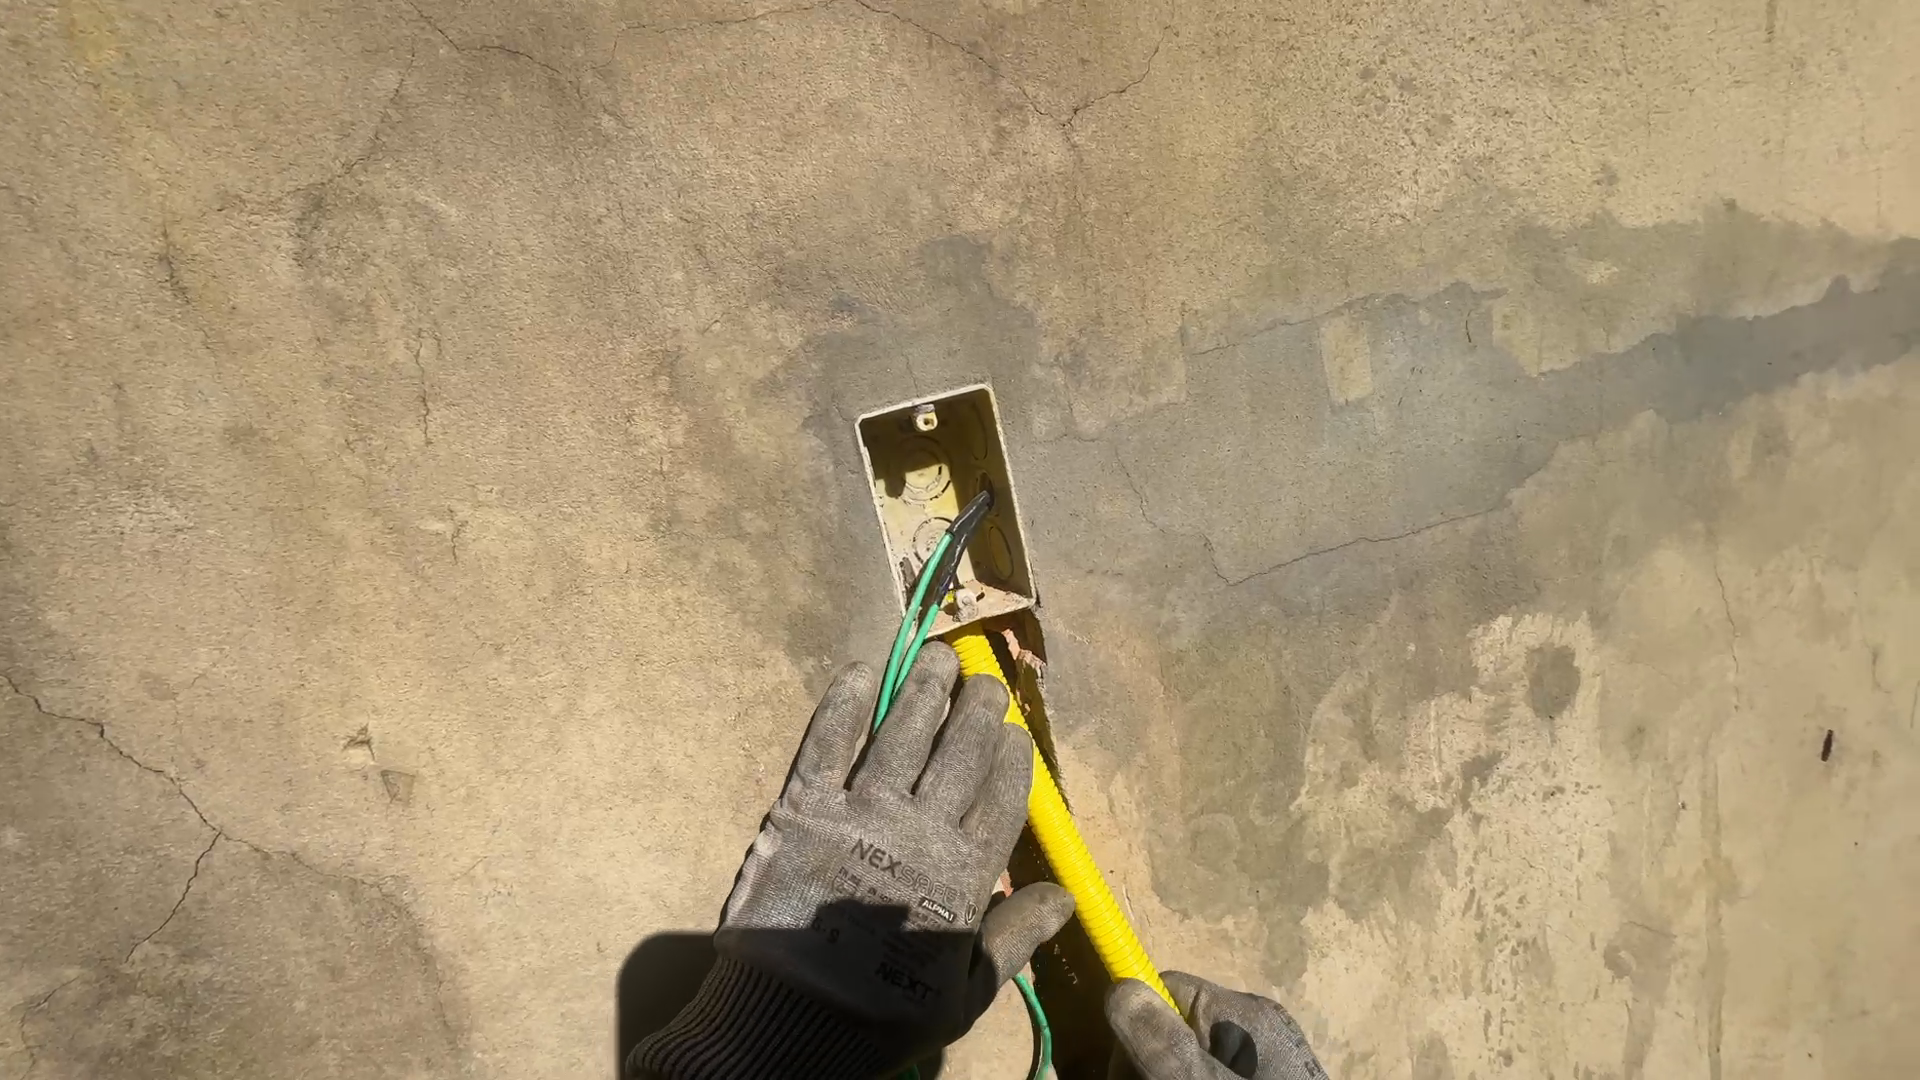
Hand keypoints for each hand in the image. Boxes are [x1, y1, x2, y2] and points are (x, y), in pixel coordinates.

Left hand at [631, 643, 1074, 1079]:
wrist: (786, 1028)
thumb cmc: (881, 1014)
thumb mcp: (964, 993)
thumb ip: (1016, 938)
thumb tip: (1065, 897)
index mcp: (962, 873)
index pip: (1001, 797)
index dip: (1013, 758)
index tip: (1017, 732)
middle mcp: (918, 830)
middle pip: (960, 752)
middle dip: (979, 709)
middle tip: (985, 680)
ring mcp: (860, 812)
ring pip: (903, 734)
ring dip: (925, 688)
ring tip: (941, 656)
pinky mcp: (804, 806)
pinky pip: (827, 744)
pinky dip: (843, 705)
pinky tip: (860, 671)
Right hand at [1107, 971, 1327, 1079]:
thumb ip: (1166, 1049)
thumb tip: (1118, 989)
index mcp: (1243, 1017)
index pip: (1165, 990)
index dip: (1135, 1028)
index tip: (1121, 1076)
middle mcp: (1252, 1032)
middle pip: (1171, 1031)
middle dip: (1147, 1069)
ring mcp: (1260, 1065)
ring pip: (1186, 1064)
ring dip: (1163, 1078)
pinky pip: (1210, 1075)